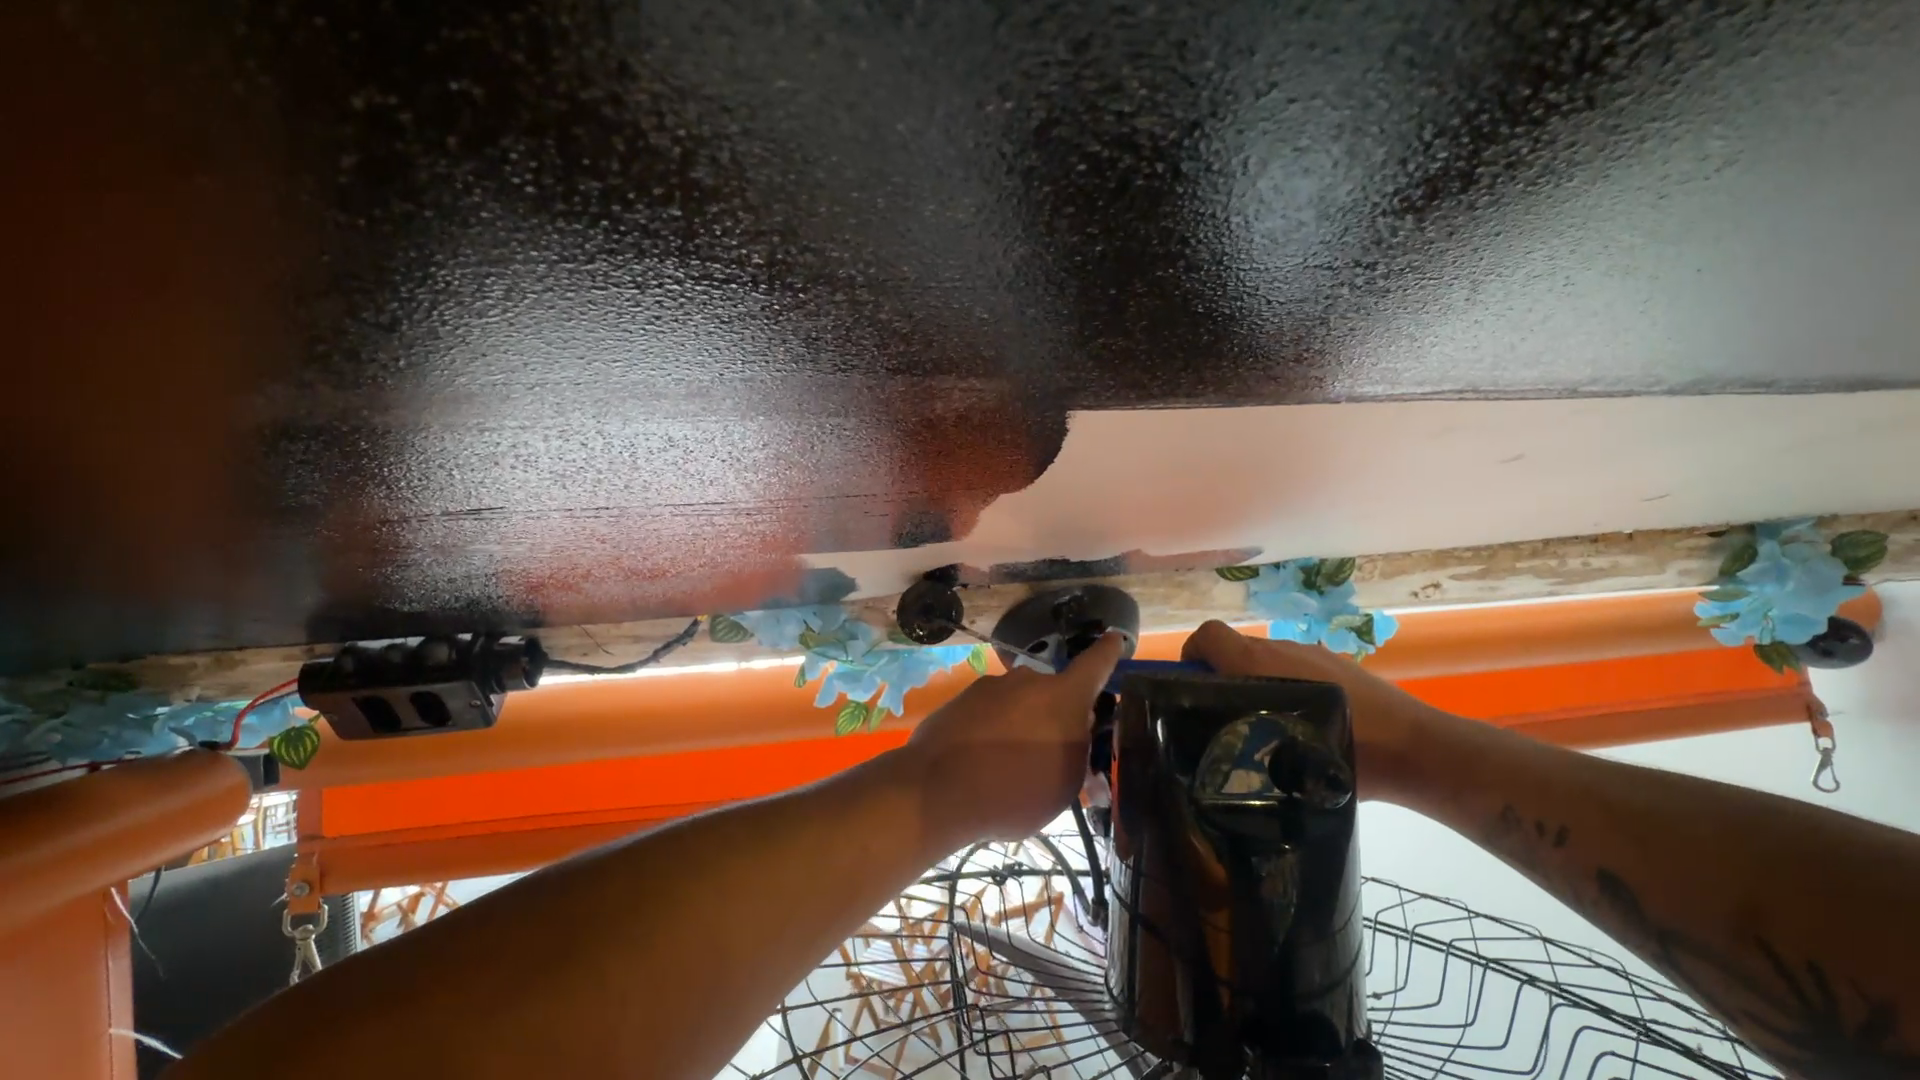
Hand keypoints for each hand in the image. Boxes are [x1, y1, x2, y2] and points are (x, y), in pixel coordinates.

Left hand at [906, 633, 1124, 844]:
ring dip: (1020, 726)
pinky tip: (981, 766)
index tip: (1114, 638)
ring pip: (1017, 704)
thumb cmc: (1016, 793)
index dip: (1108, 652)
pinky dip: (990, 733)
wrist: (937, 792)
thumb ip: (1077, 756)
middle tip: (1051, 755)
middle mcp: (1028, 681)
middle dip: (1055, 717)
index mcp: (1063, 697)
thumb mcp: (1064, 787)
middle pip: (1052, 693)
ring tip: (1010, 769)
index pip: (1096, 664)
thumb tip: (1074, 742)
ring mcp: (990, 687)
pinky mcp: (959, 701)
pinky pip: (986, 715)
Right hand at [1180, 620, 1448, 800]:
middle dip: (1223, 678)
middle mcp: (1279, 648)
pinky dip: (1287, 687)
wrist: (1414, 748)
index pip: (1207, 636)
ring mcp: (1310, 653)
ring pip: (1265, 661)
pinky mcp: (1337, 663)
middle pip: (1234, 650)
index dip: (1192, 656)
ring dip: (1256, 685)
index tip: (1192, 691)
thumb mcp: (1272, 752)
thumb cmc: (1341, 752)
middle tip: (1224, 721)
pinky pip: (1295, 668)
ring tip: (1266, 729)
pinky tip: (1305, 725)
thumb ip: (1235, 732)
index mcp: (1256, 662)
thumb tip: (1207, 732)